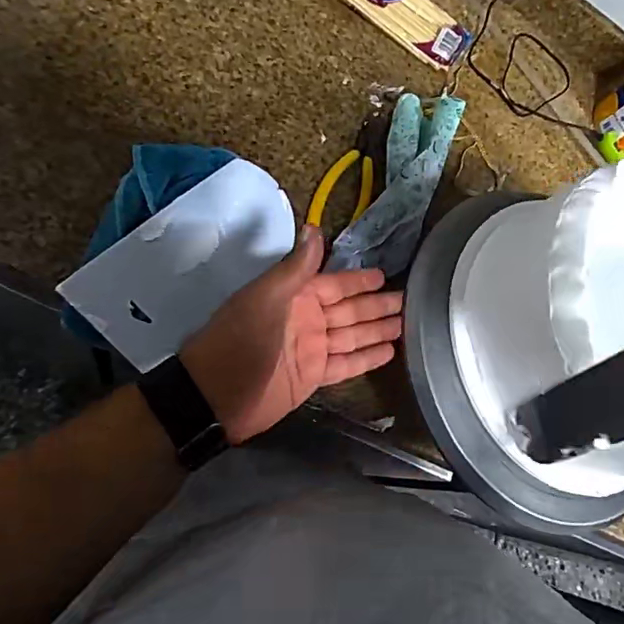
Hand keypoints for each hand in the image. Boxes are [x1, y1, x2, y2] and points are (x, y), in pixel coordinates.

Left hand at [180, 227, 403, 442]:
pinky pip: (346, 364)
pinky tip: (388, 352)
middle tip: (407, 301)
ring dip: (377, 330)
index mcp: (294, 297)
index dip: (359, 281)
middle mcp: (305, 320)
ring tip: (405, 324)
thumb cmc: (240, 340)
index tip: (384, 275)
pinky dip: (366, 358)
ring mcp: (311, 349)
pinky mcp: (313, 377)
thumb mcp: (266, 297)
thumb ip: (295, 268)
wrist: (215, 395)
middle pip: (349, 310)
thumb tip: (315, 229)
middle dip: (376, 305)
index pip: (335, 284)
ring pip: (352, 336)